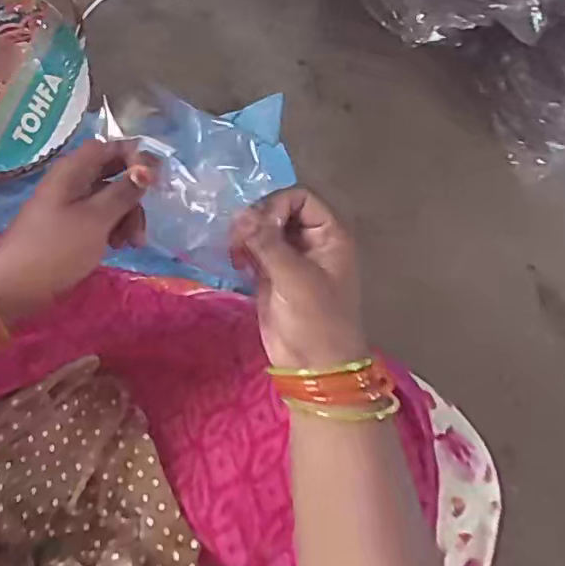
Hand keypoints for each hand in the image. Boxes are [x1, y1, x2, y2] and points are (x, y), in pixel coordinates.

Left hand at [0, 139, 156, 321]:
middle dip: (133, 197)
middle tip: (141, 226)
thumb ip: (124, 192)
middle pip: (113, 174)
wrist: (13, 287)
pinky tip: (117, 247)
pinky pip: (99, 218)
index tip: (153, 182)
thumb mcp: (96, 219)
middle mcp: (71, 181)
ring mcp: (69, 204)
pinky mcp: (69, 227)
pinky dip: (112, 228)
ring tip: (130, 245)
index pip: (111, 147)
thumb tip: (147, 167)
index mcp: (73, 170)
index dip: (135, 158)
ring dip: (126, 217)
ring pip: (109, 198)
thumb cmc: (55, 248)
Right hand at [229, 187, 366, 367]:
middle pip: (278, 209)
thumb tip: (240, 213)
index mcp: (328, 236)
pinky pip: (253, 248)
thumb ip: (267, 243)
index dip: (277, 205)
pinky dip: (242, 250)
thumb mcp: (294, 278)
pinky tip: (237, 263)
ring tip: (236, 253)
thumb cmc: (316, 321)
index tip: (261, 227)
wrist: (313, 368)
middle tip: (240, 240)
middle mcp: (310, 241)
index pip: (300, 197)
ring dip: (245, 235)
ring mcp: (290, 258)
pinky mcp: (271, 274)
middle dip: (256, 220)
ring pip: (262, 229)